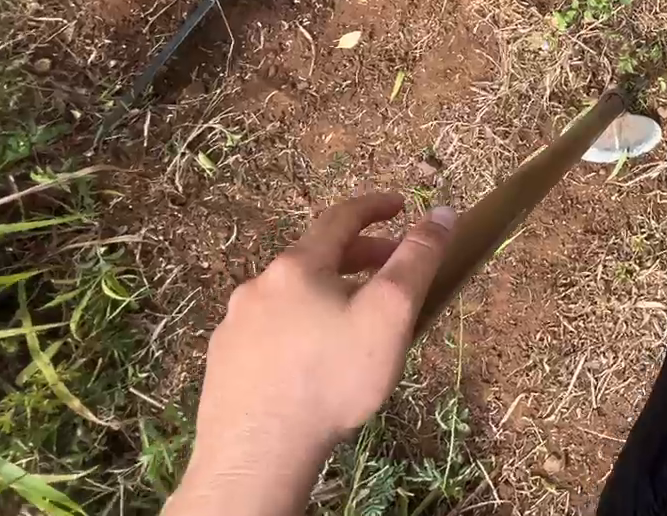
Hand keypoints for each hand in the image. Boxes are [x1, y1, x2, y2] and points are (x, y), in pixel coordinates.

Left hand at [164, 194, 454, 515]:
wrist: (256, 460)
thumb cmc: (334, 374)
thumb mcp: (392, 309)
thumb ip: (420, 256)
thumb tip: (443, 211)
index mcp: (297, 266)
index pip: (342, 217)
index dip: (376, 206)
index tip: (403, 205)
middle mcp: (258, 287)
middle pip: (317, 255)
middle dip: (362, 255)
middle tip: (395, 271)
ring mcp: (233, 327)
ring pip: (294, 293)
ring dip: (331, 290)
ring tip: (360, 318)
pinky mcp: (223, 365)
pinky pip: (273, 326)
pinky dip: (304, 322)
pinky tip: (319, 355)